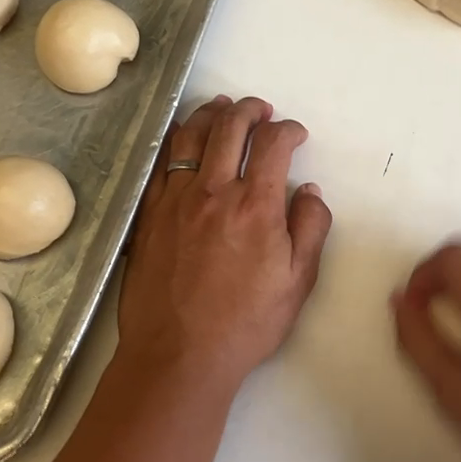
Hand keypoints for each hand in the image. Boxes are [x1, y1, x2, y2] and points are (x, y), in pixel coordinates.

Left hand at [119, 96, 333, 389]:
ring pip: (190, 137)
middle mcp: (214, 192)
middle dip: (250, 110)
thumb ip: (310, 229)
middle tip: (260, 109)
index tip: (296, 134)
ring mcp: (176, 200)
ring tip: (222, 107)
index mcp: (257, 206)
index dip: (288, 130)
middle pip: (230, 128)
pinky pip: (160, 163)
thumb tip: (310, 192)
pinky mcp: (149, 214)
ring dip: (210, 114)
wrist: (179, 354)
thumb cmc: (246, 323)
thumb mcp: (298, 282)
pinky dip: (175, 140)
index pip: (274, 144)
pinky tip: (181, 138)